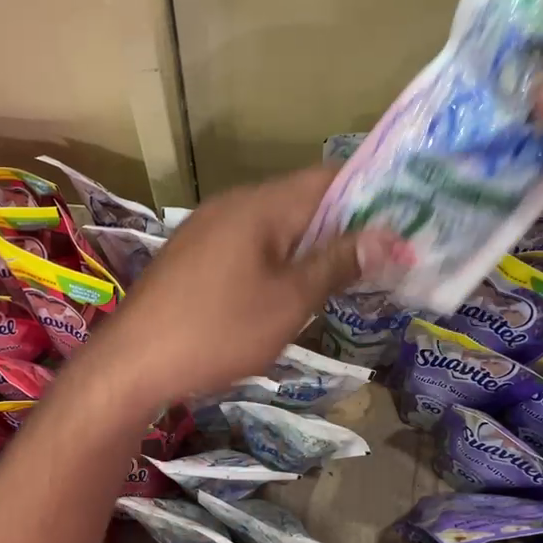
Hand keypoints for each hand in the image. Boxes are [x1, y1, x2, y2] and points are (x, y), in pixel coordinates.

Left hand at [74, 167, 398, 409]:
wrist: (131, 364)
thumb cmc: (216, 331)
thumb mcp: (288, 302)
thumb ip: (337, 263)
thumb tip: (389, 235)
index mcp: (260, 205)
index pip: (330, 177)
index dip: (374, 192)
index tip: (410, 216)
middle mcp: (232, 205)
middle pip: (303, 200)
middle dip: (347, 224)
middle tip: (387, 254)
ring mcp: (206, 231)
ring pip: (275, 227)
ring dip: (312, 245)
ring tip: (349, 276)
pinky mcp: (191, 259)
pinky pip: (248, 246)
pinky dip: (278, 260)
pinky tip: (292, 289)